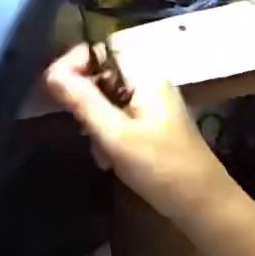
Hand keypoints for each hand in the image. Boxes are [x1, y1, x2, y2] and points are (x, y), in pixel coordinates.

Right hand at [44, 44, 242, 223]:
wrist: (204, 206)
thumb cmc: (161, 167)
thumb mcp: (115, 135)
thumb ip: (83, 101)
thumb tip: (50, 74)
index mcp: (145, 75)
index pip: (101, 49)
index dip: (73, 62)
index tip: (51, 86)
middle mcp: (148, 82)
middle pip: (101, 74)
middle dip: (84, 101)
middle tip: (73, 125)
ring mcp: (150, 104)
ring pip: (106, 99)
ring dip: (94, 123)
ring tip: (99, 152)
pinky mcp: (150, 125)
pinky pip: (117, 118)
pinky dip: (107, 136)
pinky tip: (109, 160)